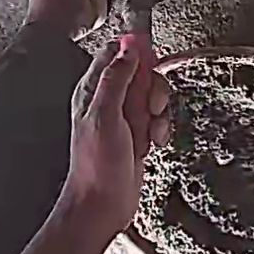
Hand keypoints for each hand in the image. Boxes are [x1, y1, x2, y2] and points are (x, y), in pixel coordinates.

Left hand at [57, 40, 171, 239]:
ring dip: (158, 111)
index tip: (149, 64)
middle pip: (141, 72)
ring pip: (152, 94)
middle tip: (149, 105)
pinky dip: (160, 128)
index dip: (135, 52)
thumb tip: (129, 48)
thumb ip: (116, 79)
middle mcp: (108, 98)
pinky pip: (157, 117)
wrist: (103, 205)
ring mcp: (124, 116)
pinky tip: (152, 142)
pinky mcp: (138, 132)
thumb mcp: (105, 115)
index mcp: (93, 89)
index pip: (115, 52)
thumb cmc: (96, 164)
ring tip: (149, 129)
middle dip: (152, 87)